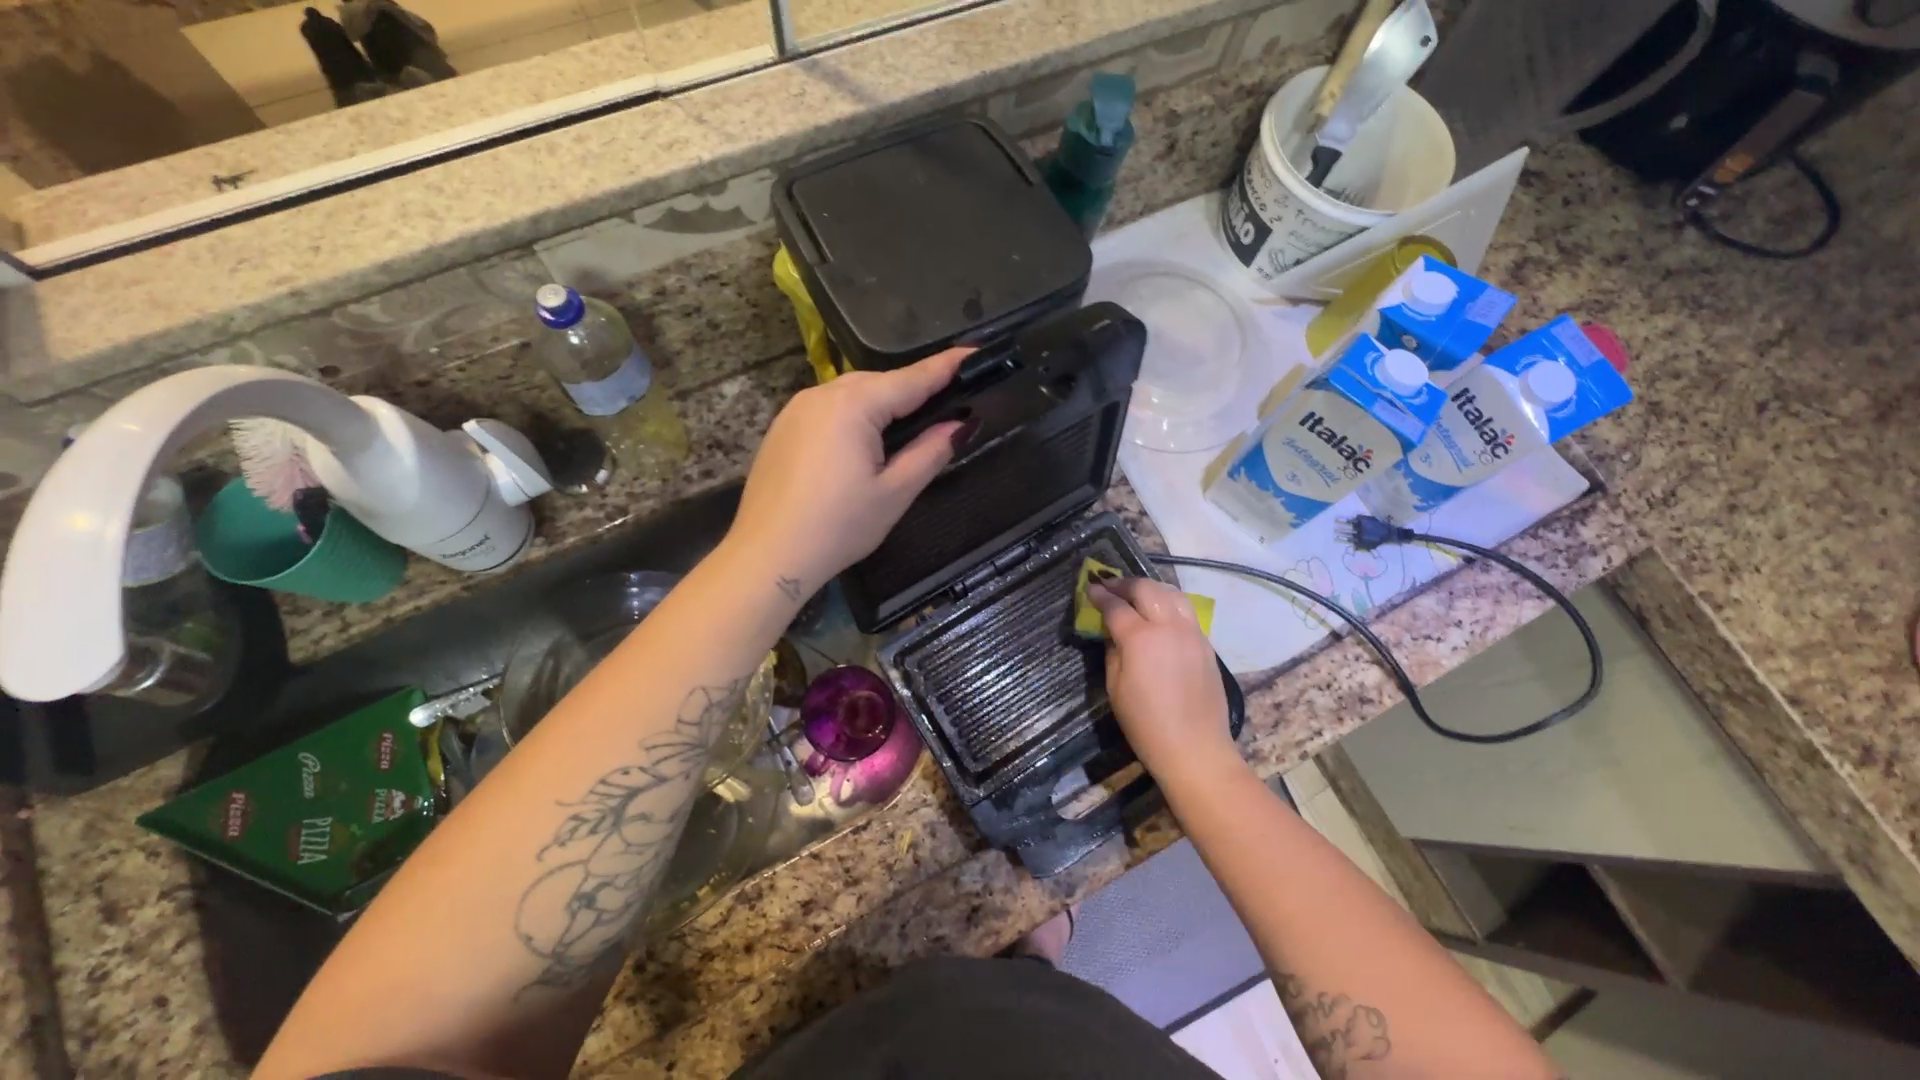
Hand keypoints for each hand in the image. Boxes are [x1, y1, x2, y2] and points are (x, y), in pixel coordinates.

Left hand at [725, 349, 973, 591]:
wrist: (768, 555)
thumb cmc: (838, 527)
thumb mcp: (894, 493)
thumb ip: (930, 452)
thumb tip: (961, 424)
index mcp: (854, 405)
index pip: (912, 378)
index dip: (947, 366)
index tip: (975, 353)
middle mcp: (821, 394)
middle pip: (880, 382)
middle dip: (913, 390)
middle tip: (947, 405)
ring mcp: (796, 409)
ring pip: (852, 393)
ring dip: (882, 403)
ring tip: (909, 426)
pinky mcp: (782, 428)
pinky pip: (829, 408)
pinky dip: (854, 415)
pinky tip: (864, 442)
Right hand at [1089, 577, 1244, 789]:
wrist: (1195, 747)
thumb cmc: (1146, 724)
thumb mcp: (1115, 688)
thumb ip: (1113, 652)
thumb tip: (1113, 632)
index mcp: (1141, 638)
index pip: (1116, 606)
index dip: (1100, 595)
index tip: (1090, 588)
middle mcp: (1169, 626)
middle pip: (1146, 589)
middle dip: (1125, 584)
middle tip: (1110, 586)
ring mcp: (1192, 632)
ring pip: (1172, 592)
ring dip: (1151, 587)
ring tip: (1136, 593)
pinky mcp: (1206, 642)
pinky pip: (1186, 610)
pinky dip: (1169, 601)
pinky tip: (1160, 611)